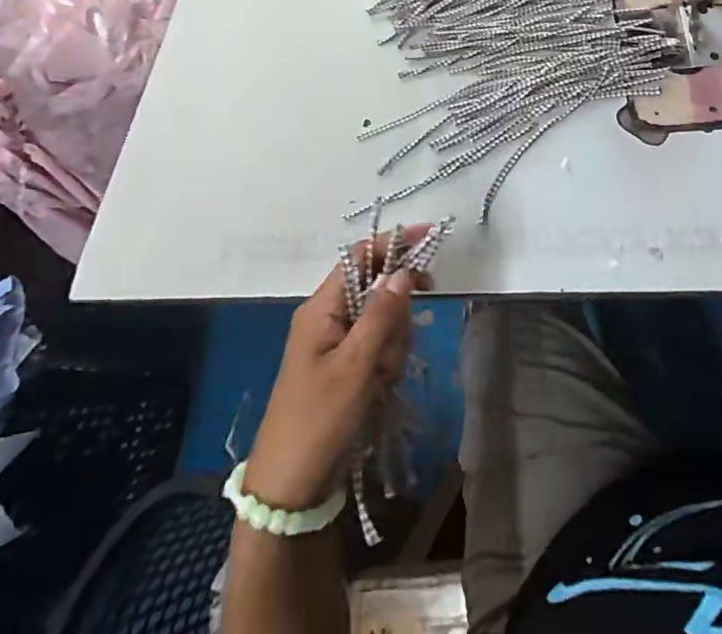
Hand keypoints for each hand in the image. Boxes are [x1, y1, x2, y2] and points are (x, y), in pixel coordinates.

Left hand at [243, 227, 427, 511]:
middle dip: (396, 319)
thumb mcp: (356, 366)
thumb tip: (403, 271)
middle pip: (380, 292)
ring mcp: (338, 343)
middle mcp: (329, 317)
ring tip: (379, 383)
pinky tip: (378, 391)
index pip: (360, 257)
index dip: (393, 243)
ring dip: (393, 348)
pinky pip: (379, 349)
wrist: (291, 484)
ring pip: (385, 323)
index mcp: (322, 308)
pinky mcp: (346, 366)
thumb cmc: (319, 420)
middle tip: (390, 356)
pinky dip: (386, 365)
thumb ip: (382, 314)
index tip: (431, 237)